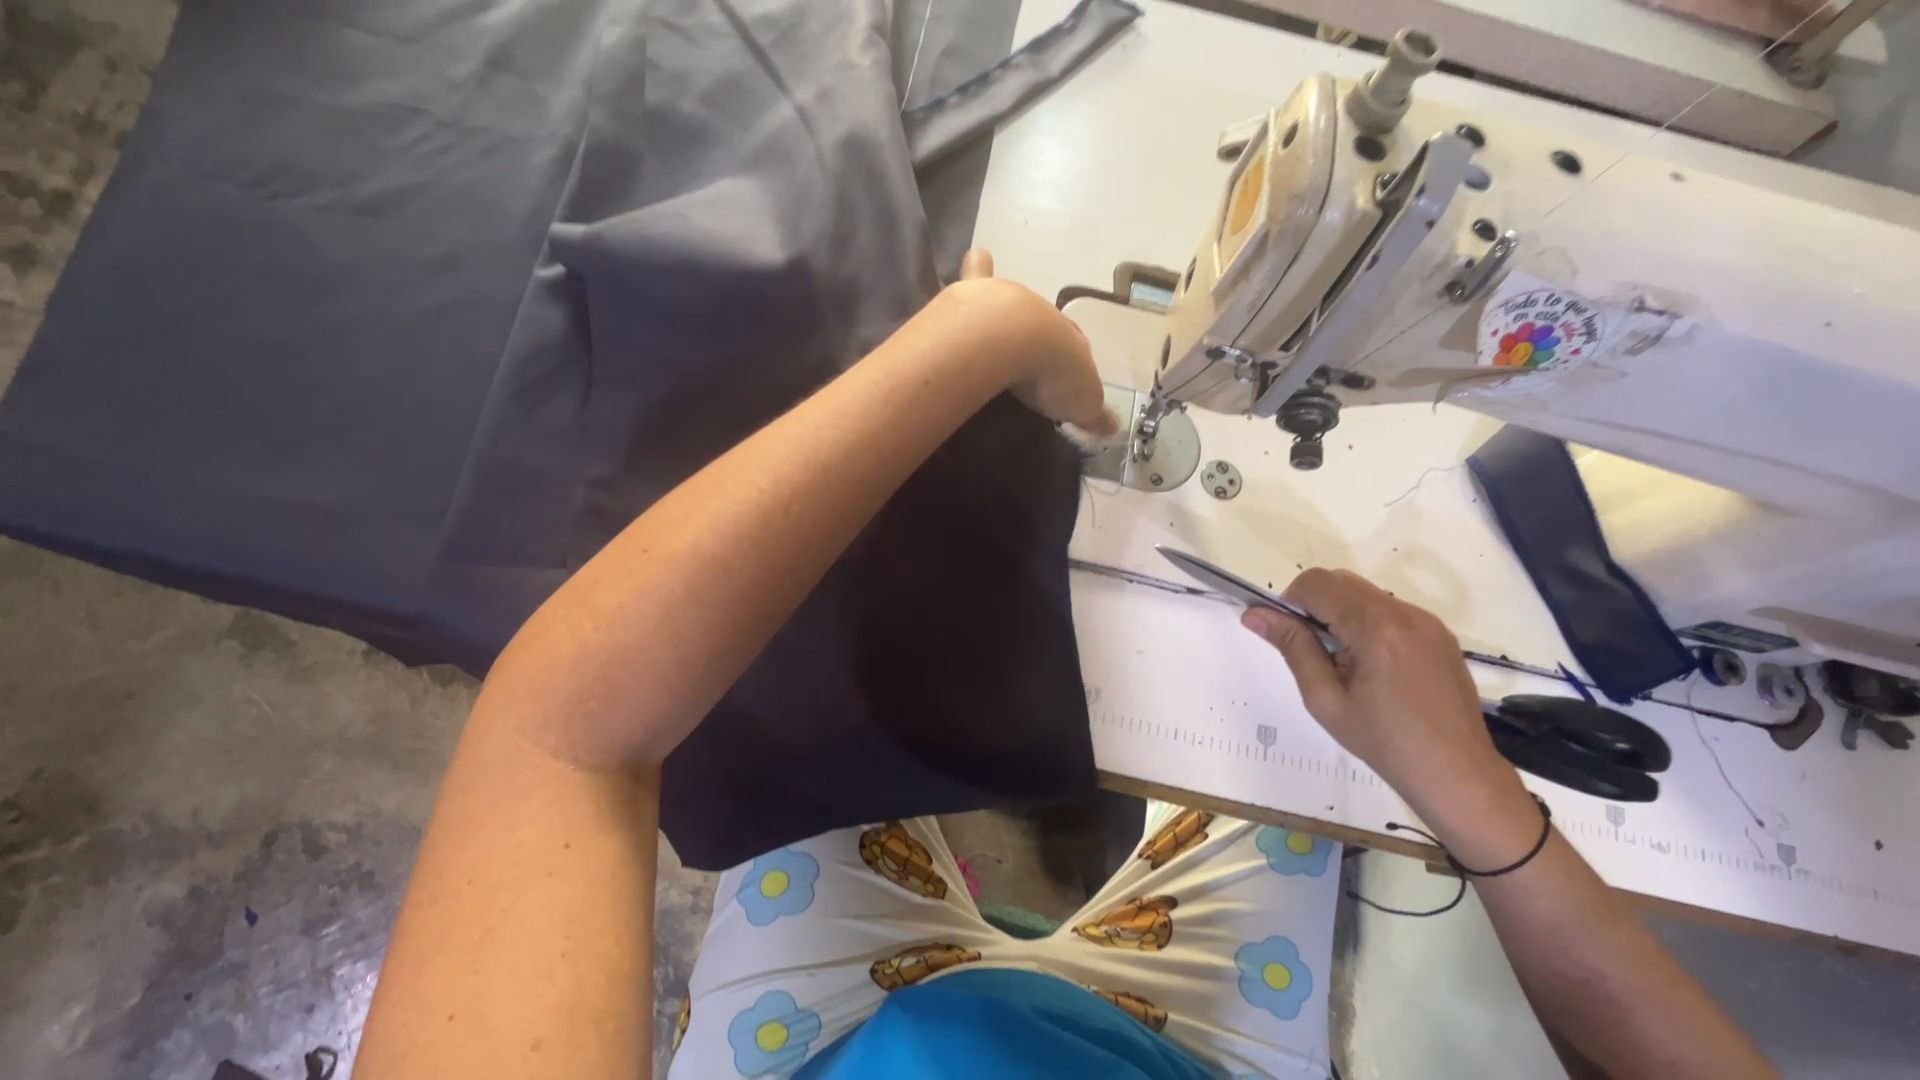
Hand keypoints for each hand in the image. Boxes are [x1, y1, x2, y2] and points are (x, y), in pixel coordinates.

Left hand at [934, 249, 1118, 435]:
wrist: (1018, 338)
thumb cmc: (1055, 373)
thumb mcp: (1082, 402)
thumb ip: (1095, 414)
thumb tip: (1113, 428)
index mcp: (1072, 340)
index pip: (1077, 347)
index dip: (1072, 361)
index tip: (1065, 376)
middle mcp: (1045, 315)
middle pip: (1047, 325)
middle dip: (1042, 337)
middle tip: (1032, 359)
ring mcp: (1012, 302)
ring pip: (1016, 302)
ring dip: (1011, 314)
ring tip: (1002, 332)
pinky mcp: (980, 293)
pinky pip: (980, 271)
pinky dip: (979, 265)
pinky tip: (978, 253)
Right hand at [1240, 568, 1517, 812]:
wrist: (1456, 772)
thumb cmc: (1384, 741)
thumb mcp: (1325, 699)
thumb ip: (1292, 648)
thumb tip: (1255, 615)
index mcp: (1375, 626)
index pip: (1317, 583)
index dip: (1290, 601)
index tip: (1286, 634)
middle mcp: (1405, 612)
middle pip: (1341, 581)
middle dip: (1315, 605)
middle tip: (1311, 651)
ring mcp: (1428, 621)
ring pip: (1366, 594)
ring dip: (1342, 614)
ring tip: (1344, 663)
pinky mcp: (1440, 634)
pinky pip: (1391, 611)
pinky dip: (1369, 624)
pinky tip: (1372, 667)